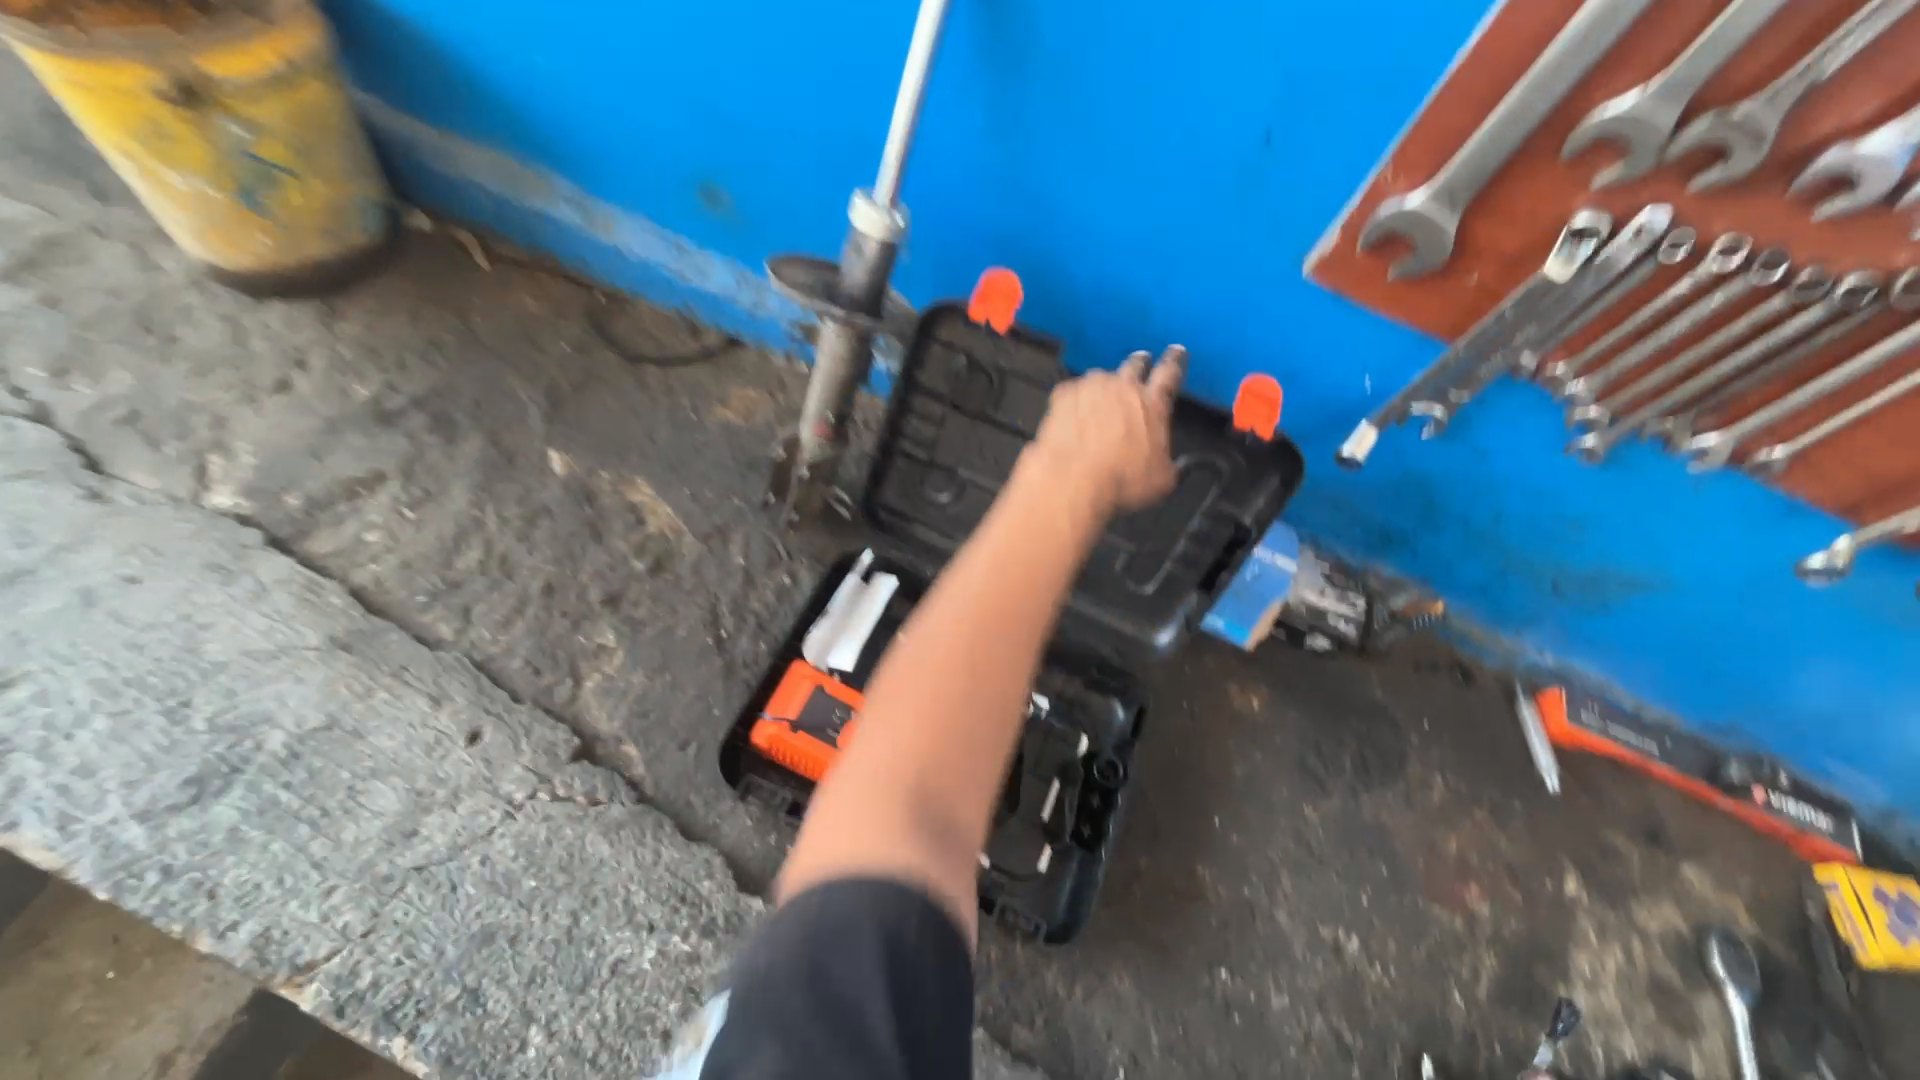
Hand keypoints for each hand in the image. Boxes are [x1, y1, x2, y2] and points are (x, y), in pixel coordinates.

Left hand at [1027, 345, 1183, 516]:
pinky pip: (1072, 390)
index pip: (1170, 373)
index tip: (1177, 352)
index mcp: (1153, 404)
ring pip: (1101, 376)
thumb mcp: (1161, 479)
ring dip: (1105, 384)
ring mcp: (1091, 388)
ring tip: (1102, 395)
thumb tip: (1171, 466)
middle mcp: (1123, 388)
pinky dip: (1075, 398)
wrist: (1073, 478)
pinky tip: (1073, 412)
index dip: (1175, 360)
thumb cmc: (1121, 480)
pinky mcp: (1063, 396)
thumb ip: (1169, 464)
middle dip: (1140, 362)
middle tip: (1142, 360)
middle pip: (1134, 365)